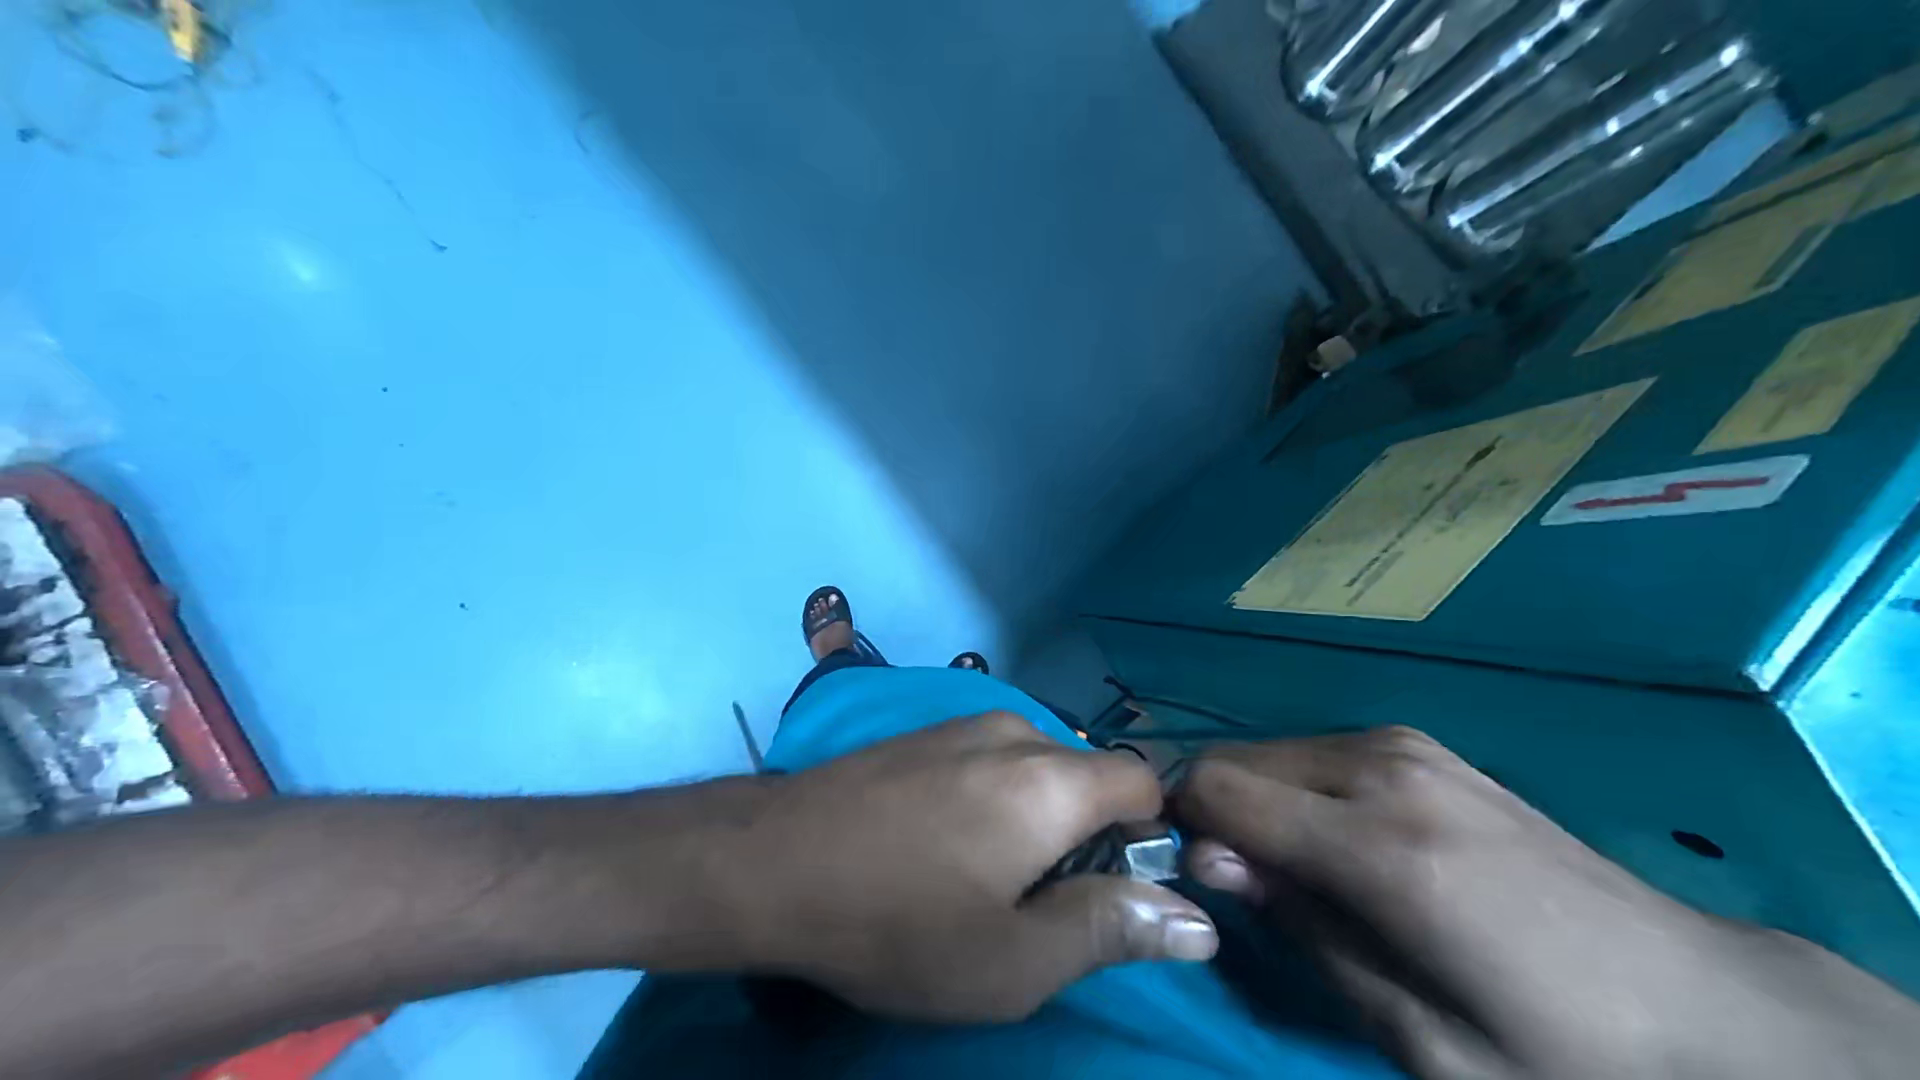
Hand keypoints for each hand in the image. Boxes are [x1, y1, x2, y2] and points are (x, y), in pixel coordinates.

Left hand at [714, 711, 1217, 1021]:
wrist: (774, 858)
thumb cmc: (898, 922)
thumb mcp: (1014, 959)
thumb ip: (1112, 929)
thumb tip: (1198, 920)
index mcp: (1051, 779)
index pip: (1143, 781)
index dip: (1146, 837)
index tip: (1112, 890)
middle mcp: (1016, 731)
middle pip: (1089, 773)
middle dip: (1087, 831)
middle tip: (1037, 896)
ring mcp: (964, 722)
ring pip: (1038, 764)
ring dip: (1037, 813)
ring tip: (983, 870)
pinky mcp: (927, 729)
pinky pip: (993, 756)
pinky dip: (996, 794)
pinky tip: (943, 836)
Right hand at [1172, 726, 1919, 1079]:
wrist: (1706, 1007)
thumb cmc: (1562, 1052)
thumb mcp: (1421, 1038)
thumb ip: (1303, 931)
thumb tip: (1210, 858)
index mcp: (1381, 847)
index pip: (1219, 790)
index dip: (1181, 823)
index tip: (1194, 874)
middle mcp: (1383, 769)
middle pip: (1235, 759)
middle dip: (1211, 810)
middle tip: (1238, 879)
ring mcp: (1405, 745)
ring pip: (1269, 749)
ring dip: (1252, 797)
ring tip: (1287, 862)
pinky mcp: (1421, 743)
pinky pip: (1313, 749)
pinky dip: (1292, 785)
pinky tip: (1332, 835)